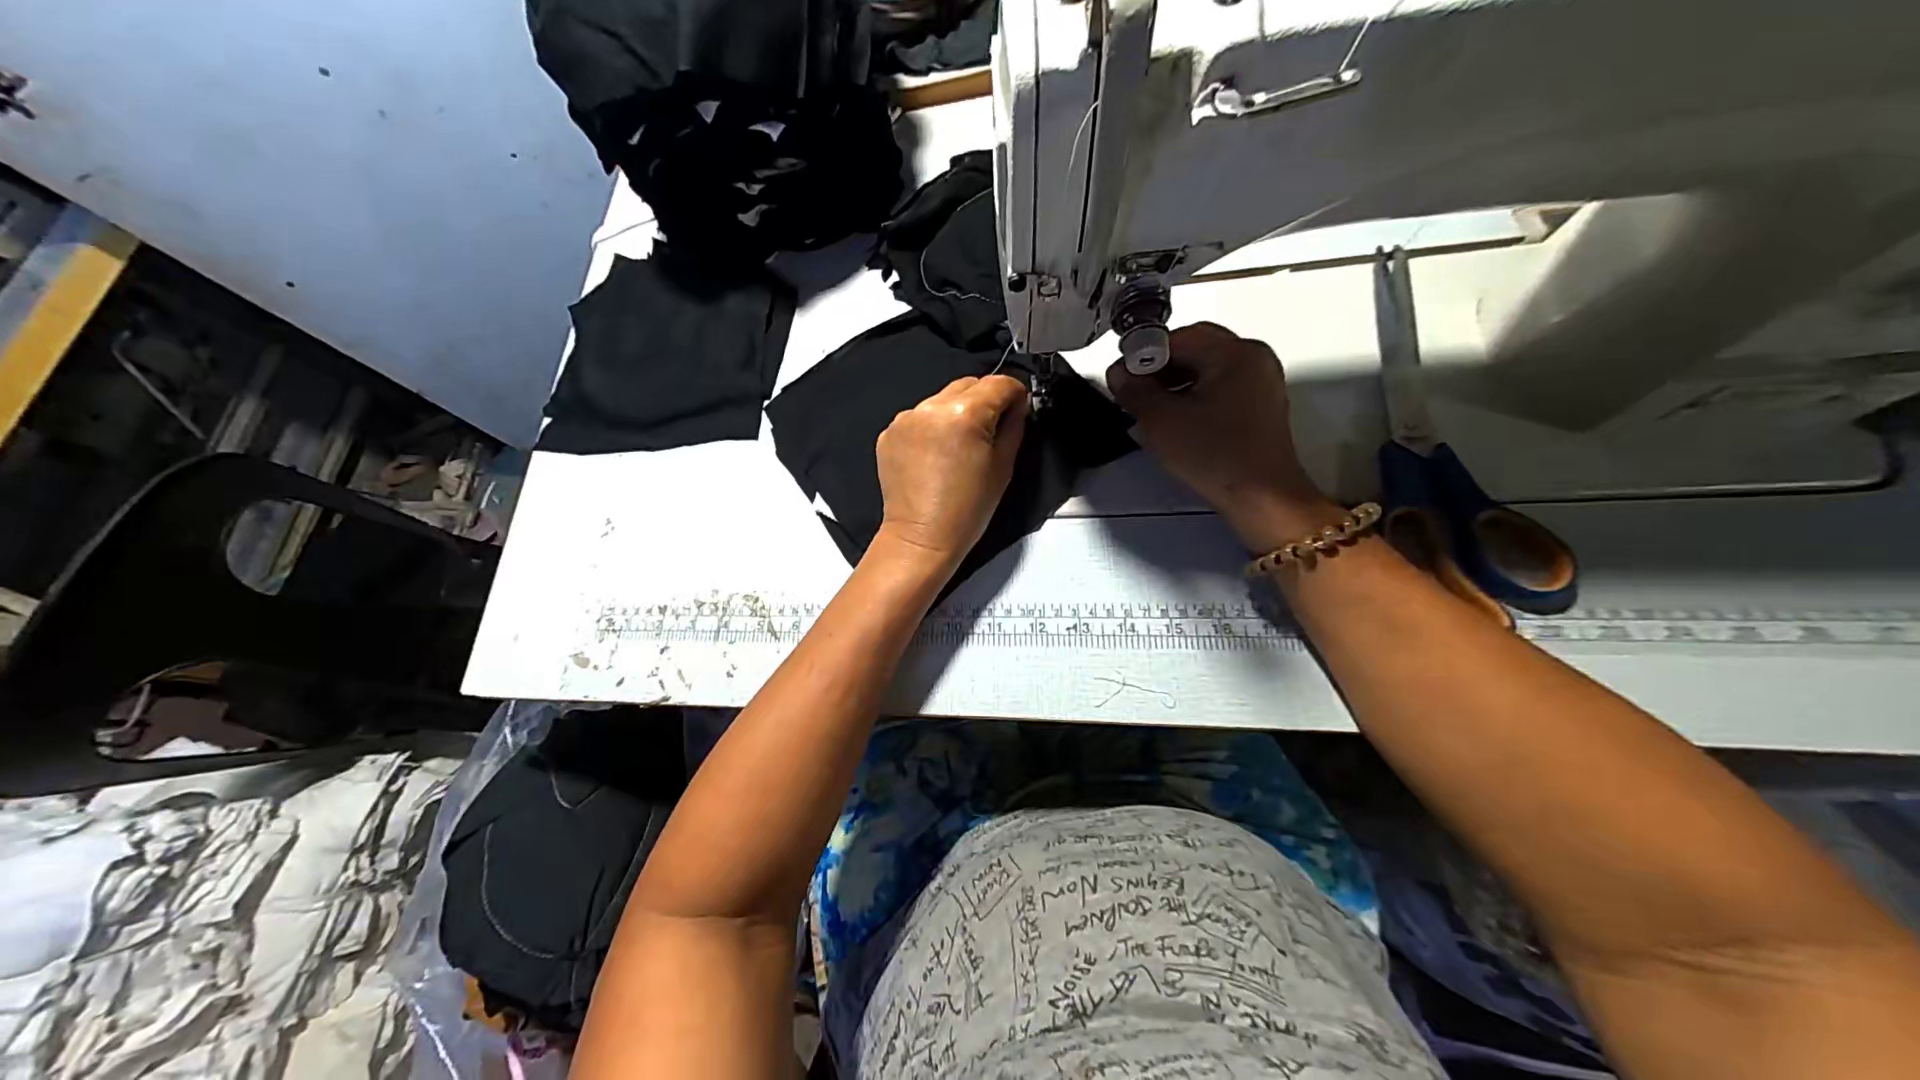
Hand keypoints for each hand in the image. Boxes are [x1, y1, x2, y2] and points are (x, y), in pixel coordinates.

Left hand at [873, 374, 1028, 572]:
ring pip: (943, 398)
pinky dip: (932, 427)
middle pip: (969, 384)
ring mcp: (906, 420)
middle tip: (991, 430)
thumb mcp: (1004, 466)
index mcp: (963, 415)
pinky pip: (920, 417)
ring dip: (956, 413)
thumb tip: (1017, 406)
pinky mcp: (891, 432)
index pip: (998, 383)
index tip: (1018, 405)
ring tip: (960, 448)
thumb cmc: (964, 512)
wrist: (922, 538)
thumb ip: (1014, 426)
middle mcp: (930, 409)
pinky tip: (938, 455)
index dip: (1014, 393)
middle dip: (985, 401)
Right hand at [1107, 322, 1340, 550]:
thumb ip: (1134, 390)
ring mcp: (1260, 383)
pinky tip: (1175, 419)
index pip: (1177, 338)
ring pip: (1206, 368)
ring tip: (1150, 407)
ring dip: (1174, 381)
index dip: (1142, 355)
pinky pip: (1219, 387)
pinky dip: (1193, 395)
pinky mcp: (1259, 406)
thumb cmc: (1218, 458)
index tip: (1121, 376)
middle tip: (1133, 389)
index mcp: (1235, 354)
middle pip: (1195, 348)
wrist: (1262, 498)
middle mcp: (1254, 360)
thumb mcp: (1162, 421)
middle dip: (1159, 367)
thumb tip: (1119, 374)